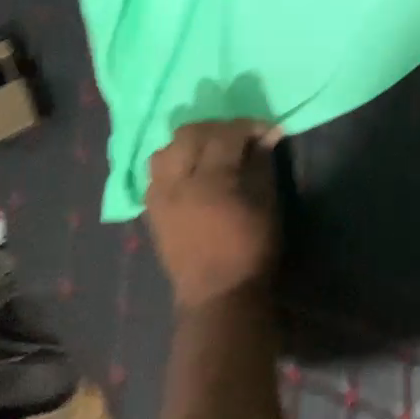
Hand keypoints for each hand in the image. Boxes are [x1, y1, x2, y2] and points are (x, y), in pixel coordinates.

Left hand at [146, 120, 280, 311]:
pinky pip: (157, 172)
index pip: (225, 133)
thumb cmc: (251, 247)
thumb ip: (262, 163)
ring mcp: (159, 197)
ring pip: (165, 149)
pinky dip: (175, 162)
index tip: (268, 132)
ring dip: (191, 143)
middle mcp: (177, 183)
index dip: (249, 125)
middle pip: (189, 133)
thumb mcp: (267, 201)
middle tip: (241, 138)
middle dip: (218, 128)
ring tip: (213, 152)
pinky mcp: (152, 210)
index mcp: (210, 181)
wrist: (218, 293)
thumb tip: (267, 135)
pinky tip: (194, 173)